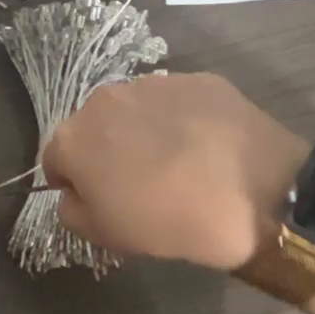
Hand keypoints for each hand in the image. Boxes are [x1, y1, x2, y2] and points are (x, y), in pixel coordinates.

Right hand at [41, 73, 308, 270]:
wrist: (260, 196)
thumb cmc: (167, 221)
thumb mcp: (102, 234)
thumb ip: (70, 209)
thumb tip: (74, 192)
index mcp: (71, 137)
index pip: (54, 159)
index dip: (71, 182)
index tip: (97, 199)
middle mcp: (103, 100)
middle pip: (92, 127)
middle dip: (104, 149)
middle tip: (135, 180)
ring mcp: (153, 84)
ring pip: (133, 111)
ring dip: (141, 131)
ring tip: (175, 161)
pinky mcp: (199, 79)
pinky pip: (175, 103)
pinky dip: (180, 121)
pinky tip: (203, 147)